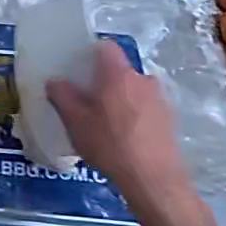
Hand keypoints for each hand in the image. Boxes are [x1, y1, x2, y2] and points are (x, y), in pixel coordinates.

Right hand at [47, 42, 192, 212]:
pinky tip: (124, 139)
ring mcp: (160, 99)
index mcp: (118, 74)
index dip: (91, 53)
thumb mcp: (75, 122)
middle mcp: (143, 79)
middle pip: (120, 71)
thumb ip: (62, 96)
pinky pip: (145, 108)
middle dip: (104, 82)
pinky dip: (134, 116)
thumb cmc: (109, 144)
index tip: (78, 70)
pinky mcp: (169, 119)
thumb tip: (55, 81)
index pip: (106, 47)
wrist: (153, 179)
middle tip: (87, 101)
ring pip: (133, 90)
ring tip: (105, 124)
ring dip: (120, 100)